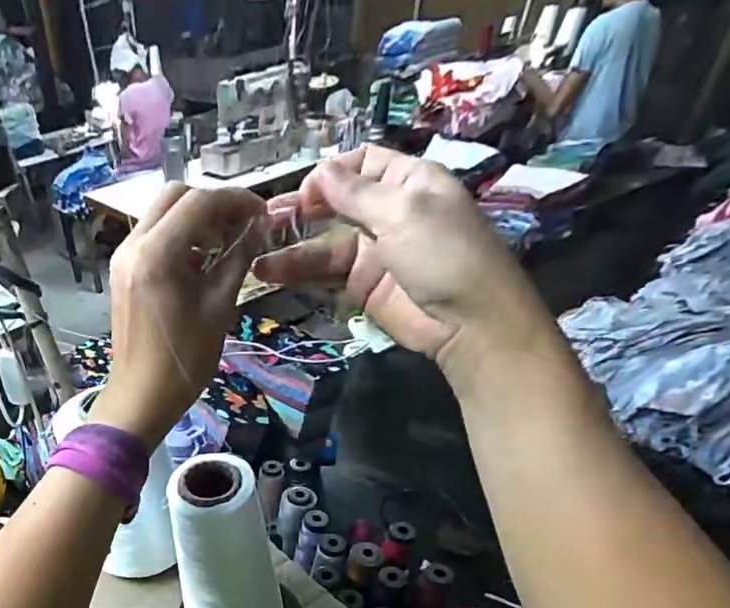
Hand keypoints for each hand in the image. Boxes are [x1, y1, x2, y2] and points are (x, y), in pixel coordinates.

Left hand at [90, 184, 265, 443]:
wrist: (141, 398)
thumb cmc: (184, 360)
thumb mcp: (219, 308)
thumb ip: (238, 258)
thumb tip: (258, 227)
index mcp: (157, 252)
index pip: (200, 201)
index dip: (236, 201)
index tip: (262, 215)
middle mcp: (133, 245)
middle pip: (176, 196)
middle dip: (213, 205)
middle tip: (242, 228)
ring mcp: (124, 258)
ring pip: (162, 215)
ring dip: (195, 221)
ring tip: (226, 246)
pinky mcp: (123, 272)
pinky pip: (153, 238)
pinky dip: (179, 238)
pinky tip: (201, 262)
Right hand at [252, 146, 562, 389]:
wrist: (469, 322)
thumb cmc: (443, 253)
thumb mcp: (402, 212)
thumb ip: (356, 193)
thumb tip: (321, 170)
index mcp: (408, 183)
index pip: (363, 163)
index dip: (332, 173)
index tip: (305, 191)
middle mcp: (388, 215)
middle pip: (336, 206)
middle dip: (302, 211)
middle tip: (266, 221)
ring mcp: (374, 255)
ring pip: (324, 247)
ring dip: (293, 252)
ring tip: (260, 261)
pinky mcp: (363, 290)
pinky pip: (327, 277)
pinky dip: (302, 276)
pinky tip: (274, 275)